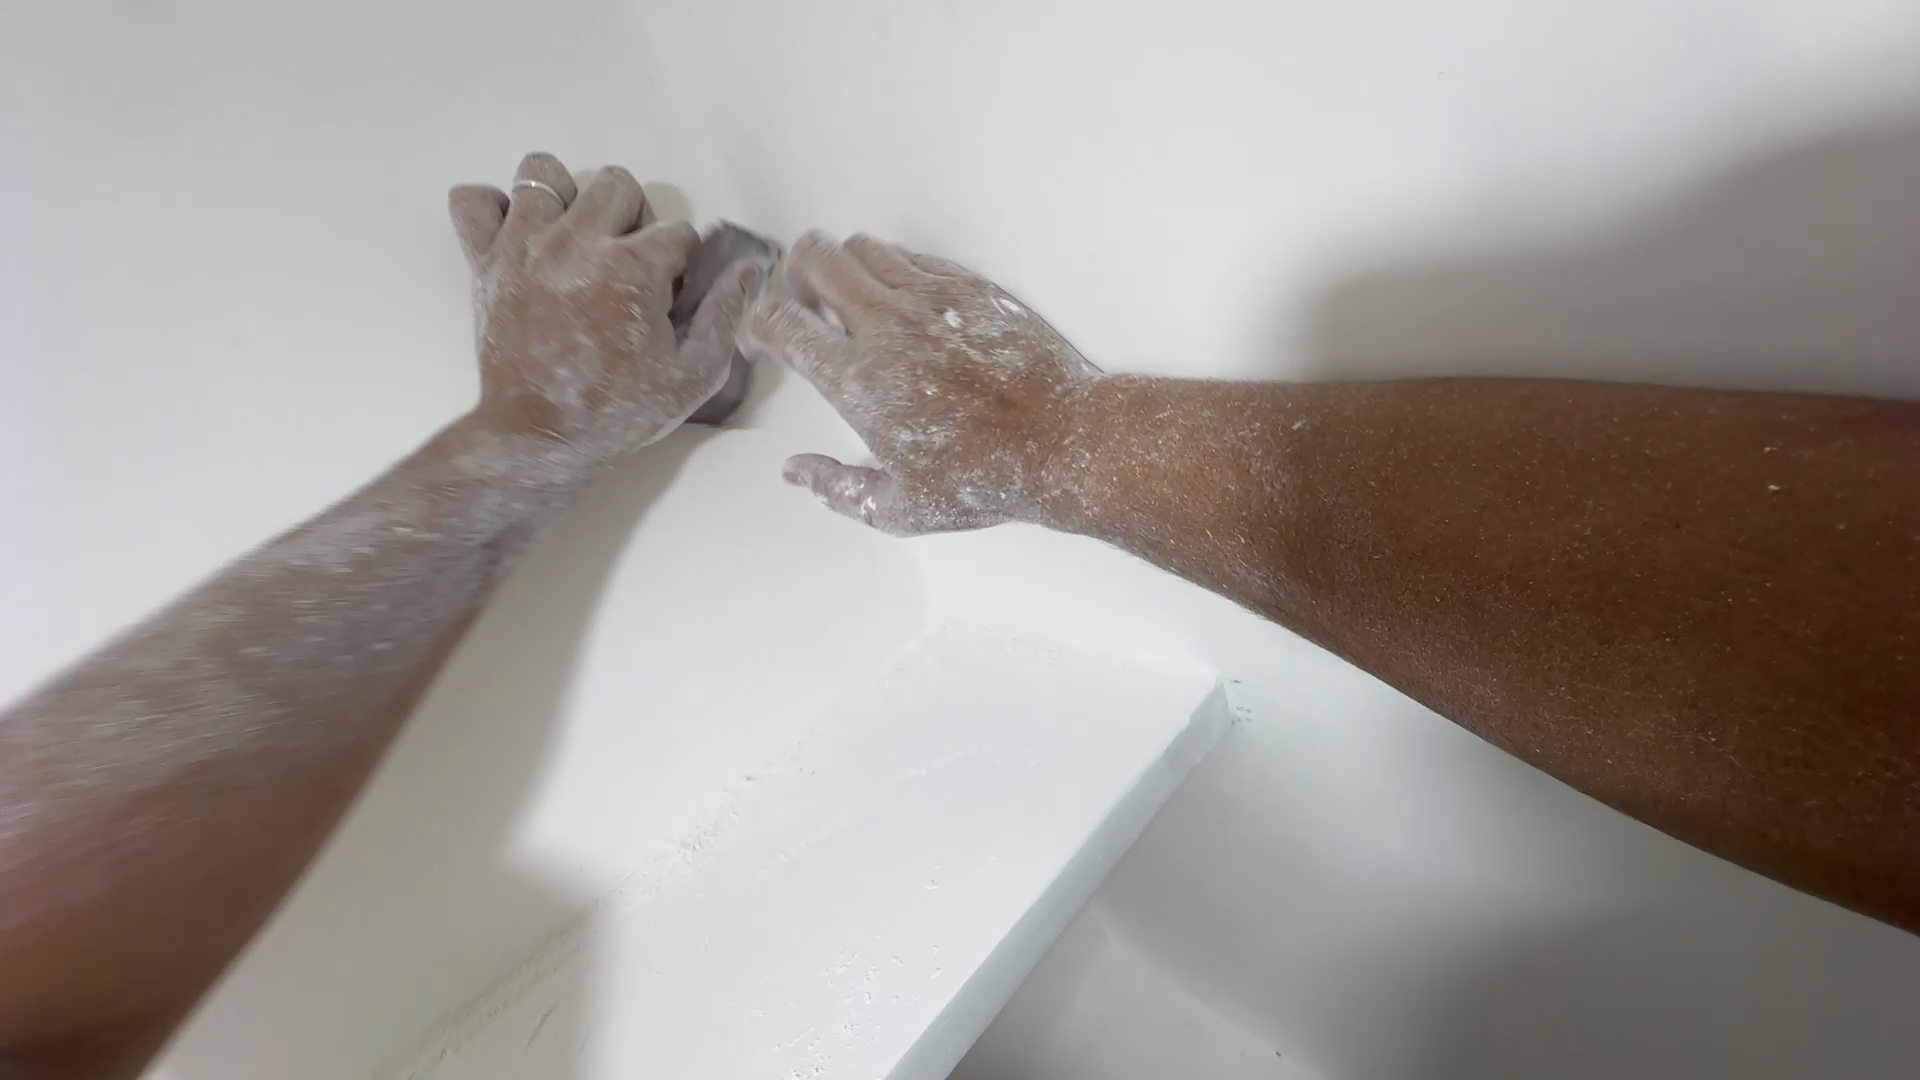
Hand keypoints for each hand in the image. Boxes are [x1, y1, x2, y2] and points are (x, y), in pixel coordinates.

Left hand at [446, 152, 758, 486]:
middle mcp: (579, 241)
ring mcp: (525, 244)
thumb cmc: (623, 410)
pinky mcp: (485, 259)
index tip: (672, 301)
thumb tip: (747, 272)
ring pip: (546, 174)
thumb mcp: (695, 375)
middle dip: (637, 221)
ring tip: (578, 244)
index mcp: (635, 269)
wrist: (544, 436)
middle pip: (619, 185)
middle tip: (632, 268)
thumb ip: (725, 316)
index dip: (685, 268)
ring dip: (569, 202)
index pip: (680, 233)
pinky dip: (497, 211)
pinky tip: (523, 242)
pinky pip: (475, 200)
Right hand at [737, 232, 1099, 533]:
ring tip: (856, 306)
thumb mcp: (899, 509)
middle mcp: (886, 326)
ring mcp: (929, 299)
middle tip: (806, 309)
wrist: (1061, 445)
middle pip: (813, 258)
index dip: (758, 323)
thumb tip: (796, 473)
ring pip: (862, 248)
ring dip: (845, 270)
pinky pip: (914, 257)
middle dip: (794, 277)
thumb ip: (836, 489)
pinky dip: (895, 273)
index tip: (763, 339)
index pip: (781, 322)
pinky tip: (907, 308)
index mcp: (858, 381)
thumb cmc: (983, 482)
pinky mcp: (969, 288)